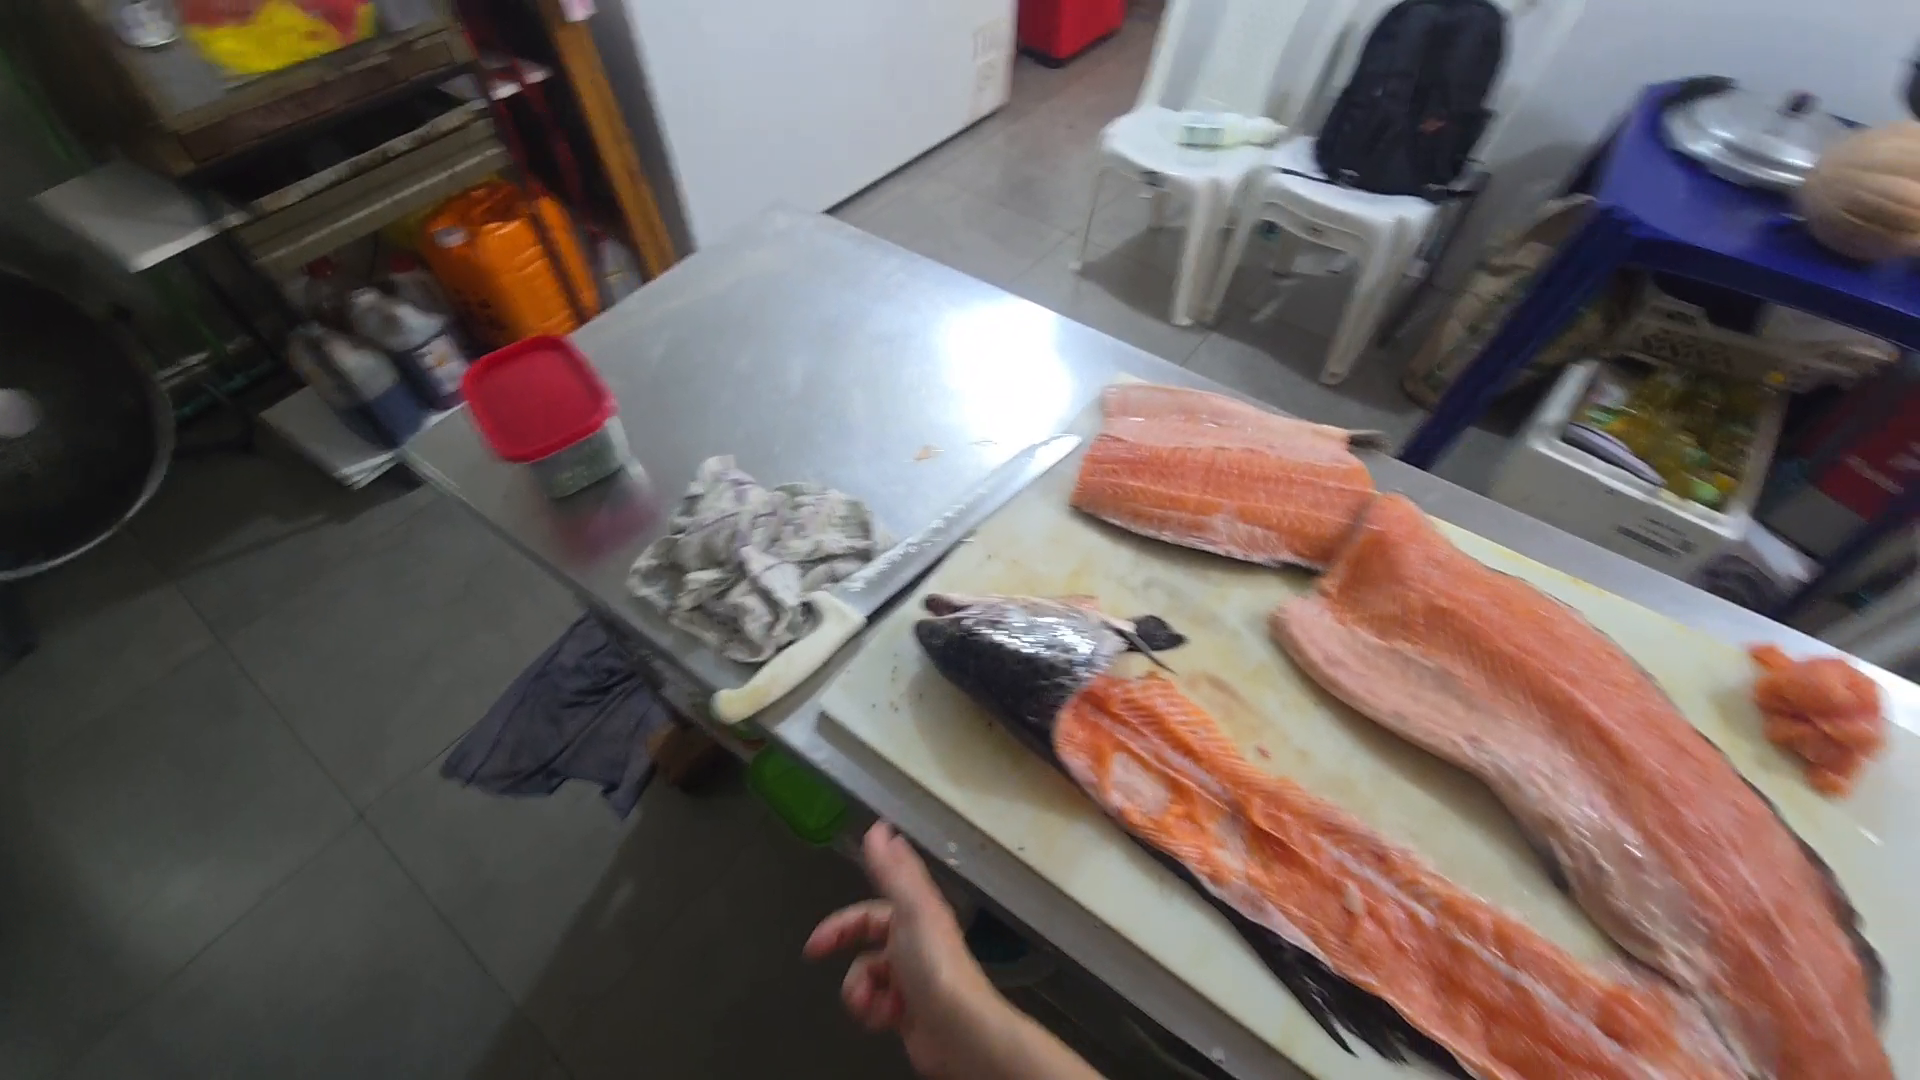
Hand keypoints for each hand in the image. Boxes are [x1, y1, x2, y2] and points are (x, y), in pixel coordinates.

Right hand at [803, 823, 1001, 1077]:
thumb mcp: (911, 908)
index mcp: (916, 913)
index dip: (841, 921)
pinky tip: (887, 1018)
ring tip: (875, 1001)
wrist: (958, 1030)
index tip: (814, 940)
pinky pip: (876, 1005)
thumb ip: (891, 870)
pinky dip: (874, 1011)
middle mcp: (912, 942)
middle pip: (864, 943)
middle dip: (844, 951)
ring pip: (866, 977)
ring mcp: (909, 978)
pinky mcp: (907, 1011)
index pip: (870, 910)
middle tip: (816, 958)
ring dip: (860, 990)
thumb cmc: (934, 964)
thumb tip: (878, 827)